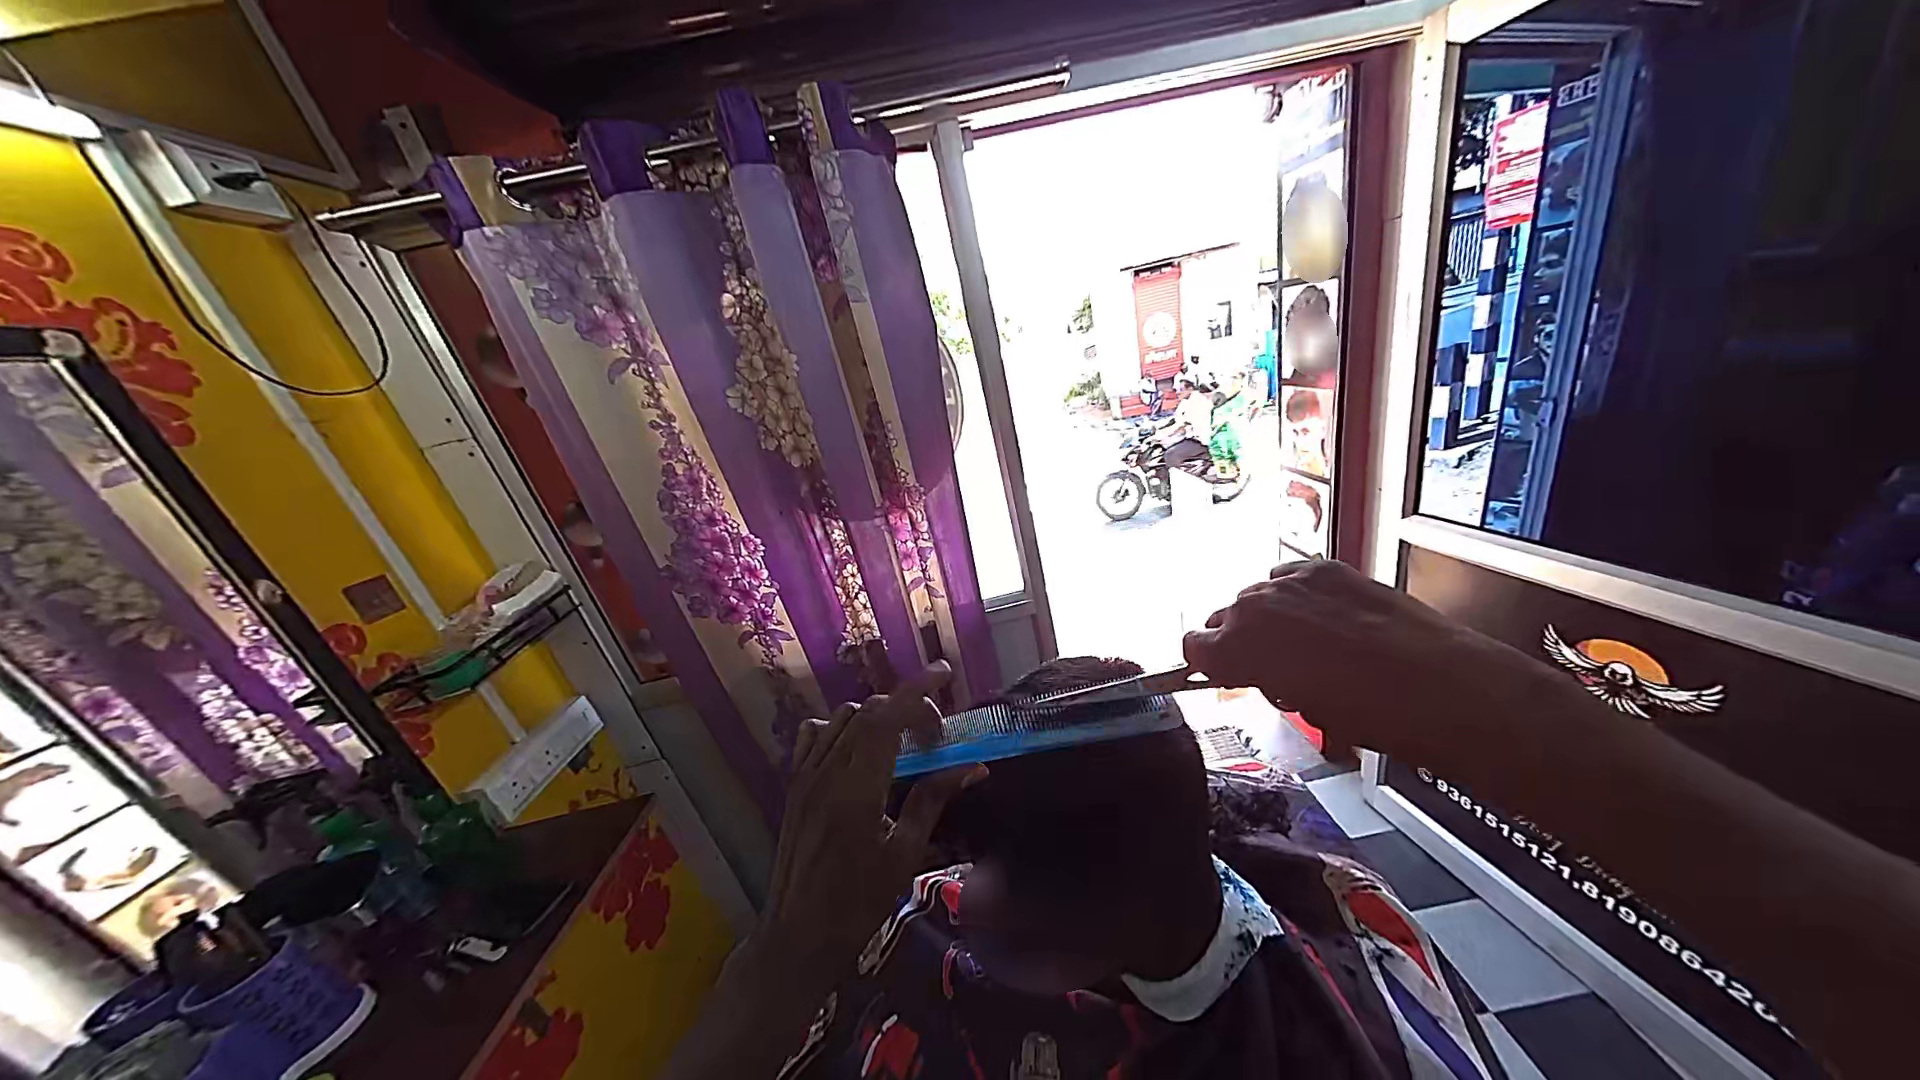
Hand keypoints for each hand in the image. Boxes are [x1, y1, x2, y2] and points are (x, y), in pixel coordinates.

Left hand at [753, 662, 983, 982]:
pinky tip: (858, 748)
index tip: (944, 675)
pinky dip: (841, 727)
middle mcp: (826, 771)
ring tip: (902, 740)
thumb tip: (973, 767)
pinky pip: (815, 734)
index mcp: (856, 788)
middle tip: (935, 732)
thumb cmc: (857, 903)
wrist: (797, 935)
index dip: (916, 690)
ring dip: (877, 715)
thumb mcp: (904, 854)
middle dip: (906, 707)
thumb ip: (933, 800)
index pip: (886, 718)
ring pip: (843, 717)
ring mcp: (805, 774)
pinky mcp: (794, 783)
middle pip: (868, 711)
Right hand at [1182, 559, 1584, 774]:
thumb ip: (1264, 680)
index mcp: (1236, 646)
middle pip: (1223, 618)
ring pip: (1256, 597)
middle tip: (1276, 668)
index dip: (1210, 664)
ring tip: (1311, 645)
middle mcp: (1253, 606)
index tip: (1228, 673)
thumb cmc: (1373, 713)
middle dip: (1242, 642)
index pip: (1194, 646)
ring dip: (1272, 618)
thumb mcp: (1301, 707)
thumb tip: (1263, 672)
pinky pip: (1290, 579)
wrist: (1444, 688)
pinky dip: (1299, 597)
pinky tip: (1328, 622)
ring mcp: (1289, 582)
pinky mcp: (1324, 568)